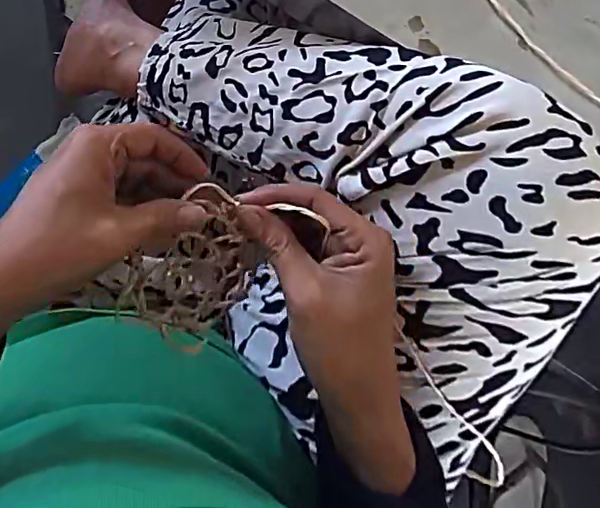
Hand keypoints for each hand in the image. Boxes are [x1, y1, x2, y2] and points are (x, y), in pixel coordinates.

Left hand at [0, 122, 210, 368]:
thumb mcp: (117, 234)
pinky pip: (114, 193)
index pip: (155, 137)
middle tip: (201, 210)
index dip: (185, 158)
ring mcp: (78, 171)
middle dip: (173, 184)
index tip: (209, 183)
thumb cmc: (57, 249)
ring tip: (183, 226)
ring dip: (156, 200)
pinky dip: (136, 210)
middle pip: (144, 157)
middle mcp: (88, 148)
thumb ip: (165, 218)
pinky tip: (155, 233)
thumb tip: (204, 213)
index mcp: (97, 143)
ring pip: (131, 178)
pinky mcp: (72, 194)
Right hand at [239, 185, 415, 493]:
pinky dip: (286, 246)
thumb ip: (277, 244)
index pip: (316, 198)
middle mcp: (362, 238)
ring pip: (308, 228)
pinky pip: (310, 247)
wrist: (360, 404)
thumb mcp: (304, 290)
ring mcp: (353, 256)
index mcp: (365, 236)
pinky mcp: (340, 272)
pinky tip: (260, 244)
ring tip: (241, 225)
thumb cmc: (338, 348)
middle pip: (312, 211)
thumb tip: (245, 209)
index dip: (276, 195)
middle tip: (234, 213)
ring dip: (277, 227)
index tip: (240, 199)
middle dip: (274, 211)